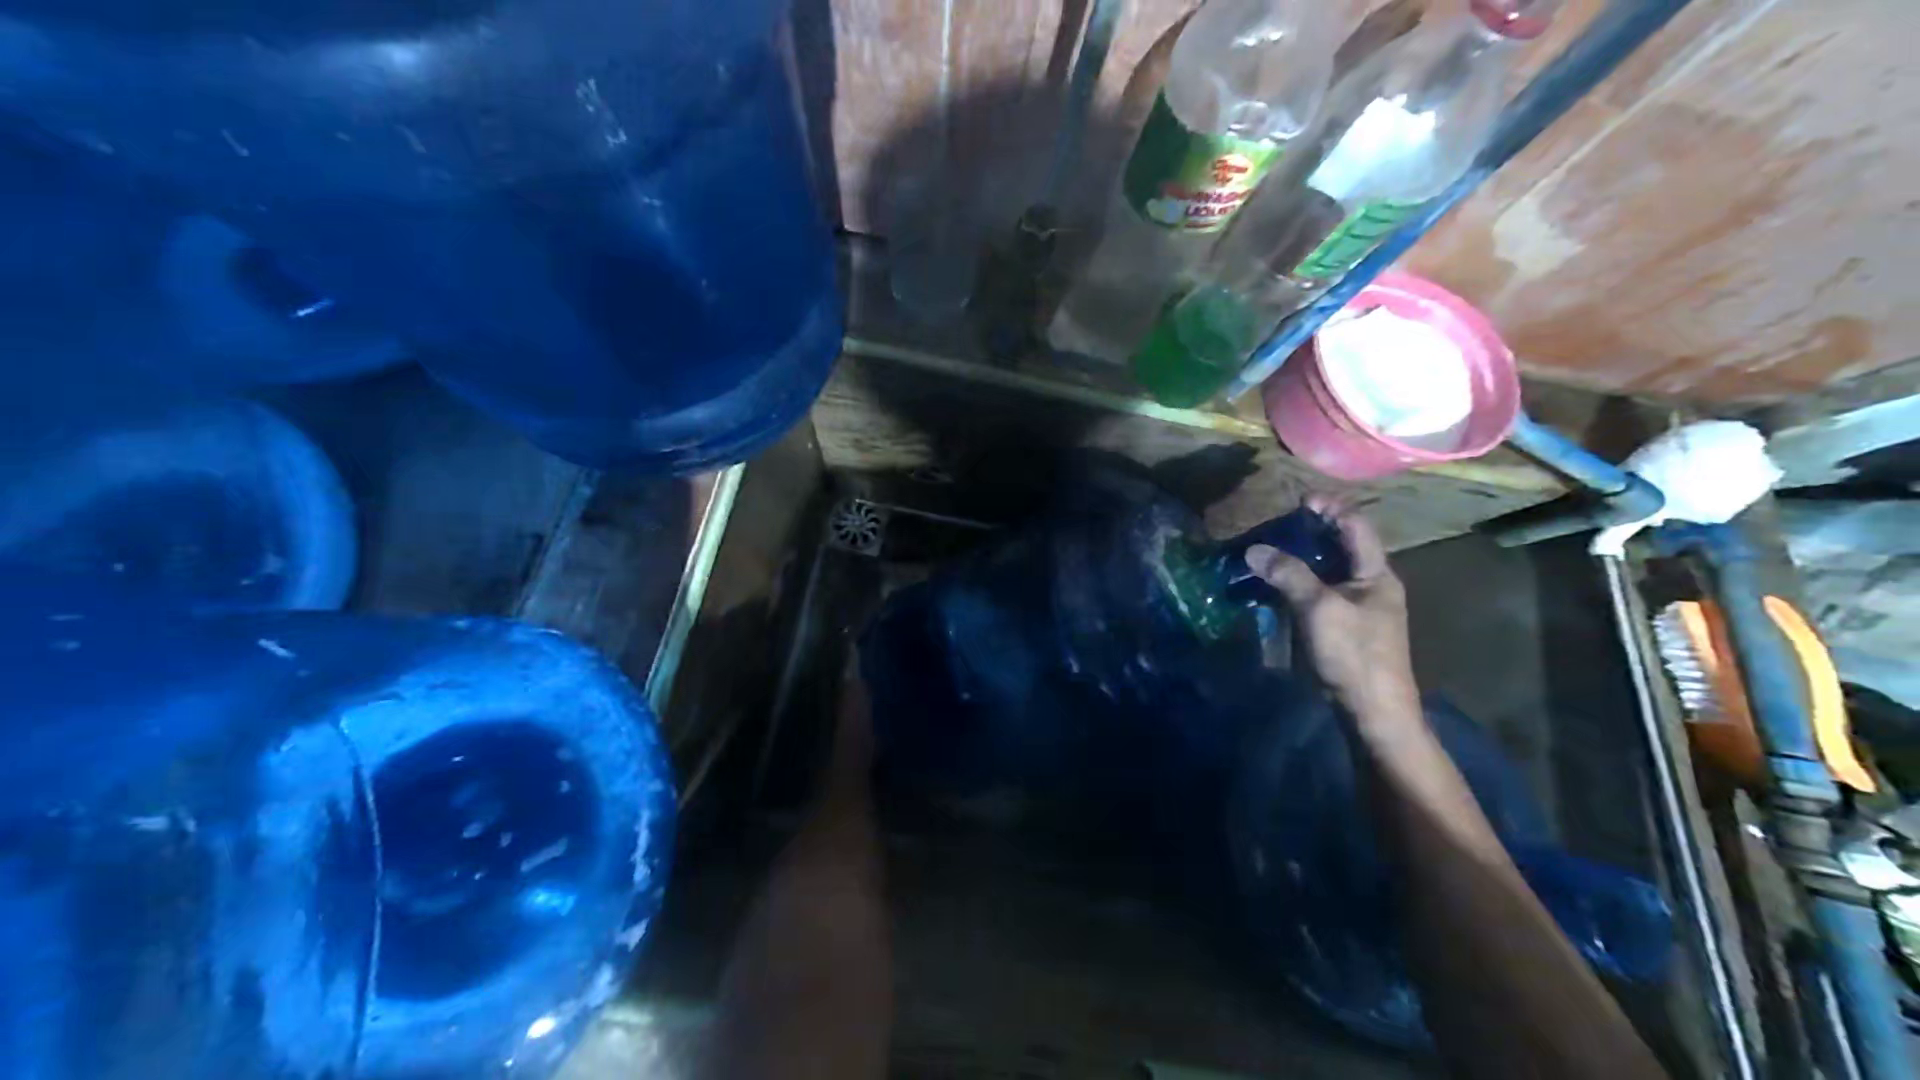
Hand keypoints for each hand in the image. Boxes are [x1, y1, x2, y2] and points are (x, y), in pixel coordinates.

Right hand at [1244, 495, 1418, 721]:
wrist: (1372, 710)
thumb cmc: (1354, 653)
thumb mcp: (1320, 608)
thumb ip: (1289, 574)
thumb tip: (1254, 549)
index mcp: (1376, 574)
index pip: (1356, 526)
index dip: (1330, 508)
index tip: (1299, 500)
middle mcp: (1370, 585)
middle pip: (1341, 547)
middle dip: (1310, 533)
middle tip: (1275, 526)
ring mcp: (1358, 608)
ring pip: (1327, 571)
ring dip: (1300, 559)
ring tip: (1268, 552)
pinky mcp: (1343, 627)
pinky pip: (1319, 594)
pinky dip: (1298, 584)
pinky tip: (1274, 587)